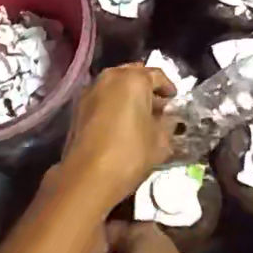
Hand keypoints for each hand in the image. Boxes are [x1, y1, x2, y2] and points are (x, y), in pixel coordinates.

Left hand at [60, 65, 174, 208]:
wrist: (87, 177)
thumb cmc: (129, 153)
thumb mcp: (160, 141)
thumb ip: (168, 124)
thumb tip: (168, 118)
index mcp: (134, 78)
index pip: (157, 75)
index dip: (168, 88)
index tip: (174, 101)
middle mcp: (111, 76)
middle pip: (134, 75)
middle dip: (147, 89)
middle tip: (158, 107)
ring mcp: (92, 89)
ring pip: (116, 85)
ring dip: (129, 95)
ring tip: (139, 116)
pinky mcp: (78, 105)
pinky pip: (103, 97)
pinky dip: (113, 104)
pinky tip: (119, 122)